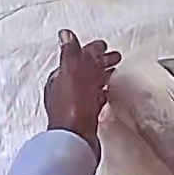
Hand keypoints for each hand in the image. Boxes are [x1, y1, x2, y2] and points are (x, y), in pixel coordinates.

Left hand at [44, 30, 120, 152]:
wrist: (77, 140)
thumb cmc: (73, 106)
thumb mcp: (72, 71)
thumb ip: (70, 52)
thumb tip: (65, 34)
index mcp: (59, 77)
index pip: (77, 57)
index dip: (91, 50)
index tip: (104, 47)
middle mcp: (63, 91)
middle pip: (83, 71)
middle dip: (99, 62)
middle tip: (114, 58)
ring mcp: (74, 106)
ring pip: (90, 85)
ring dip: (102, 77)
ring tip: (114, 74)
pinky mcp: (84, 119)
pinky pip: (94, 100)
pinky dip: (101, 93)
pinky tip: (107, 95)